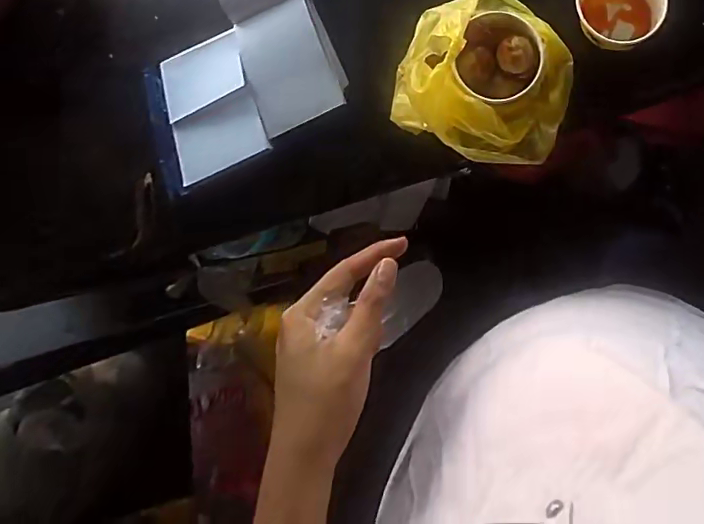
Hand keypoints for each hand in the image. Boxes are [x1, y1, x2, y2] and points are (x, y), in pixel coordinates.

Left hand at [270, 237, 407, 467]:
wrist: (304, 461)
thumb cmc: (327, 402)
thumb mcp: (355, 349)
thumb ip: (372, 303)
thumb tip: (387, 263)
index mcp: (302, 313)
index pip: (343, 271)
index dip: (374, 253)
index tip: (402, 242)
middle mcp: (300, 321)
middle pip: (342, 287)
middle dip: (370, 280)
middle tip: (401, 261)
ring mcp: (306, 342)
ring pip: (344, 310)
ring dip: (366, 309)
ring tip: (387, 306)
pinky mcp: (315, 360)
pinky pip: (342, 330)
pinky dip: (360, 329)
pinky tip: (373, 337)